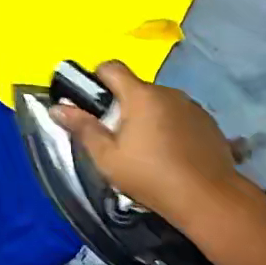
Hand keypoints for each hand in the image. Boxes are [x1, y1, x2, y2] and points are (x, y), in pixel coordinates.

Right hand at [51, 61, 253, 226]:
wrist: (205, 196)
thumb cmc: (149, 176)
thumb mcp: (107, 158)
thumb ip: (83, 129)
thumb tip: (57, 108)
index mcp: (140, 96)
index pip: (112, 67)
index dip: (96, 78)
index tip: (91, 102)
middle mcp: (168, 92)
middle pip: (137, 89)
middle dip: (123, 106)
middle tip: (116, 139)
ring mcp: (192, 106)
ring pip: (160, 103)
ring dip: (149, 118)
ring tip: (146, 151)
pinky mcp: (208, 123)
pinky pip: (180, 117)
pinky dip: (171, 129)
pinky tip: (171, 155)